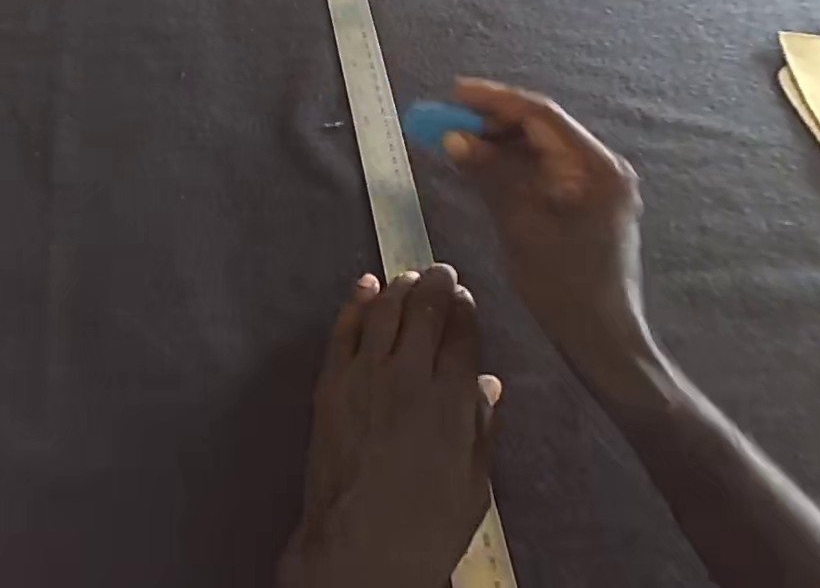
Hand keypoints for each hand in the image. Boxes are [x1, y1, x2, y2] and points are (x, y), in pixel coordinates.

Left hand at [280, 266, 499, 587]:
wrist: (359, 547)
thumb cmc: (427, 525)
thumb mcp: (473, 485)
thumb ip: (479, 426)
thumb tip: (487, 380)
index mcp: (450, 402)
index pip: (461, 337)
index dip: (464, 310)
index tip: (465, 296)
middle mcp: (409, 376)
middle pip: (425, 313)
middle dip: (437, 285)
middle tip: (442, 271)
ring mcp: (366, 373)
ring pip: (386, 311)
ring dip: (400, 287)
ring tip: (410, 275)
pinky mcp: (332, 379)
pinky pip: (345, 328)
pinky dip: (357, 300)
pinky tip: (366, 283)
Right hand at [441, 78, 647, 366]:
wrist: (600, 336)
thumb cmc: (561, 282)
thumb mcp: (518, 224)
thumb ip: (487, 173)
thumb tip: (451, 137)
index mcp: (594, 167)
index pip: (540, 116)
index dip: (494, 100)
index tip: (454, 93)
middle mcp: (600, 166)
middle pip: (540, 126)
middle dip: (492, 119)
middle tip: (448, 119)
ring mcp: (595, 182)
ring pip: (539, 145)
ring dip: (498, 139)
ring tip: (457, 138)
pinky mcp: (584, 198)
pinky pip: (542, 165)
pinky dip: (511, 161)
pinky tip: (481, 163)